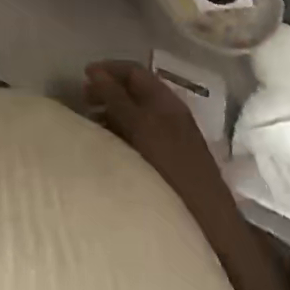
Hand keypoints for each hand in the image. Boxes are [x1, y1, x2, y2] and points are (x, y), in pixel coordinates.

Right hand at [86, 60, 222, 192]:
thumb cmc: (171, 165)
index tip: (83, 76)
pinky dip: (120, 134)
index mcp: (166, 100)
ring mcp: (170, 138)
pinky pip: (138, 136)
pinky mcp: (167, 161)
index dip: (108, 69)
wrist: (207, 220)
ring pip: (134, 115)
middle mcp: (169, 114)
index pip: (134, 71)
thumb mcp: (139, 126)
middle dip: (107, 92)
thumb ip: (116, 97)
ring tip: (90, 124)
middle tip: (82, 100)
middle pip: (133, 91)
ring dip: (111, 114)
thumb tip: (94, 71)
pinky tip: (108, 147)